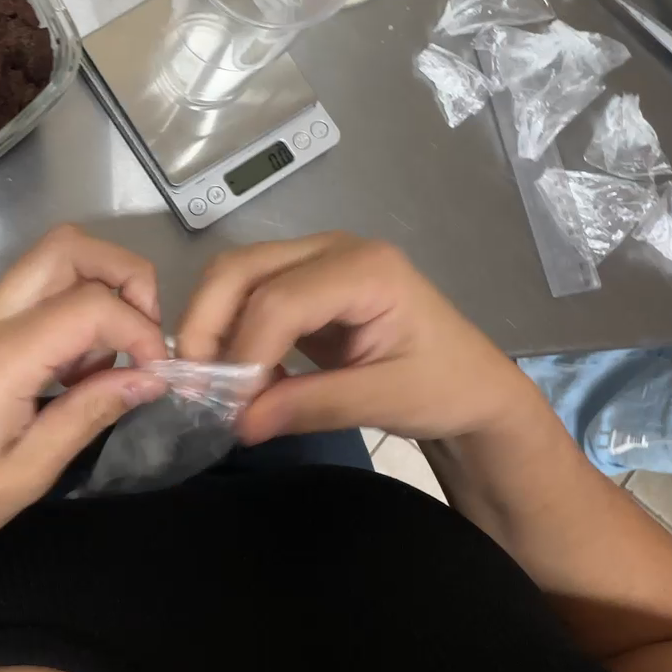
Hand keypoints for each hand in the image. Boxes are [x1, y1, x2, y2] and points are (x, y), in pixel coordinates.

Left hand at [0, 226, 170, 566]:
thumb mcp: (32, 469)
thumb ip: (92, 412)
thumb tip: (152, 377)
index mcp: (0, 358)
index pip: (89, 304)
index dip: (139, 329)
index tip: (156, 373)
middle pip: (68, 247)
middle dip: (125, 276)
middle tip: (143, 336)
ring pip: (54, 258)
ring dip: (100, 289)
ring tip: (105, 361)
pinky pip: (39, 288)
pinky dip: (75, 306)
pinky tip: (75, 367)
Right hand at [176, 233, 535, 444]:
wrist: (475, 388)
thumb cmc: (448, 389)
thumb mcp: (388, 401)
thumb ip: (312, 406)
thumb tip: (238, 421)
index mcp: (365, 269)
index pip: (278, 300)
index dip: (245, 352)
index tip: (230, 406)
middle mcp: (330, 250)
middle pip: (239, 268)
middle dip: (206, 324)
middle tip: (196, 384)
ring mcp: (312, 262)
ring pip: (232, 276)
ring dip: (210, 326)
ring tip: (213, 380)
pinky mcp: (300, 283)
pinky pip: (244, 295)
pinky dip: (227, 330)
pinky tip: (237, 373)